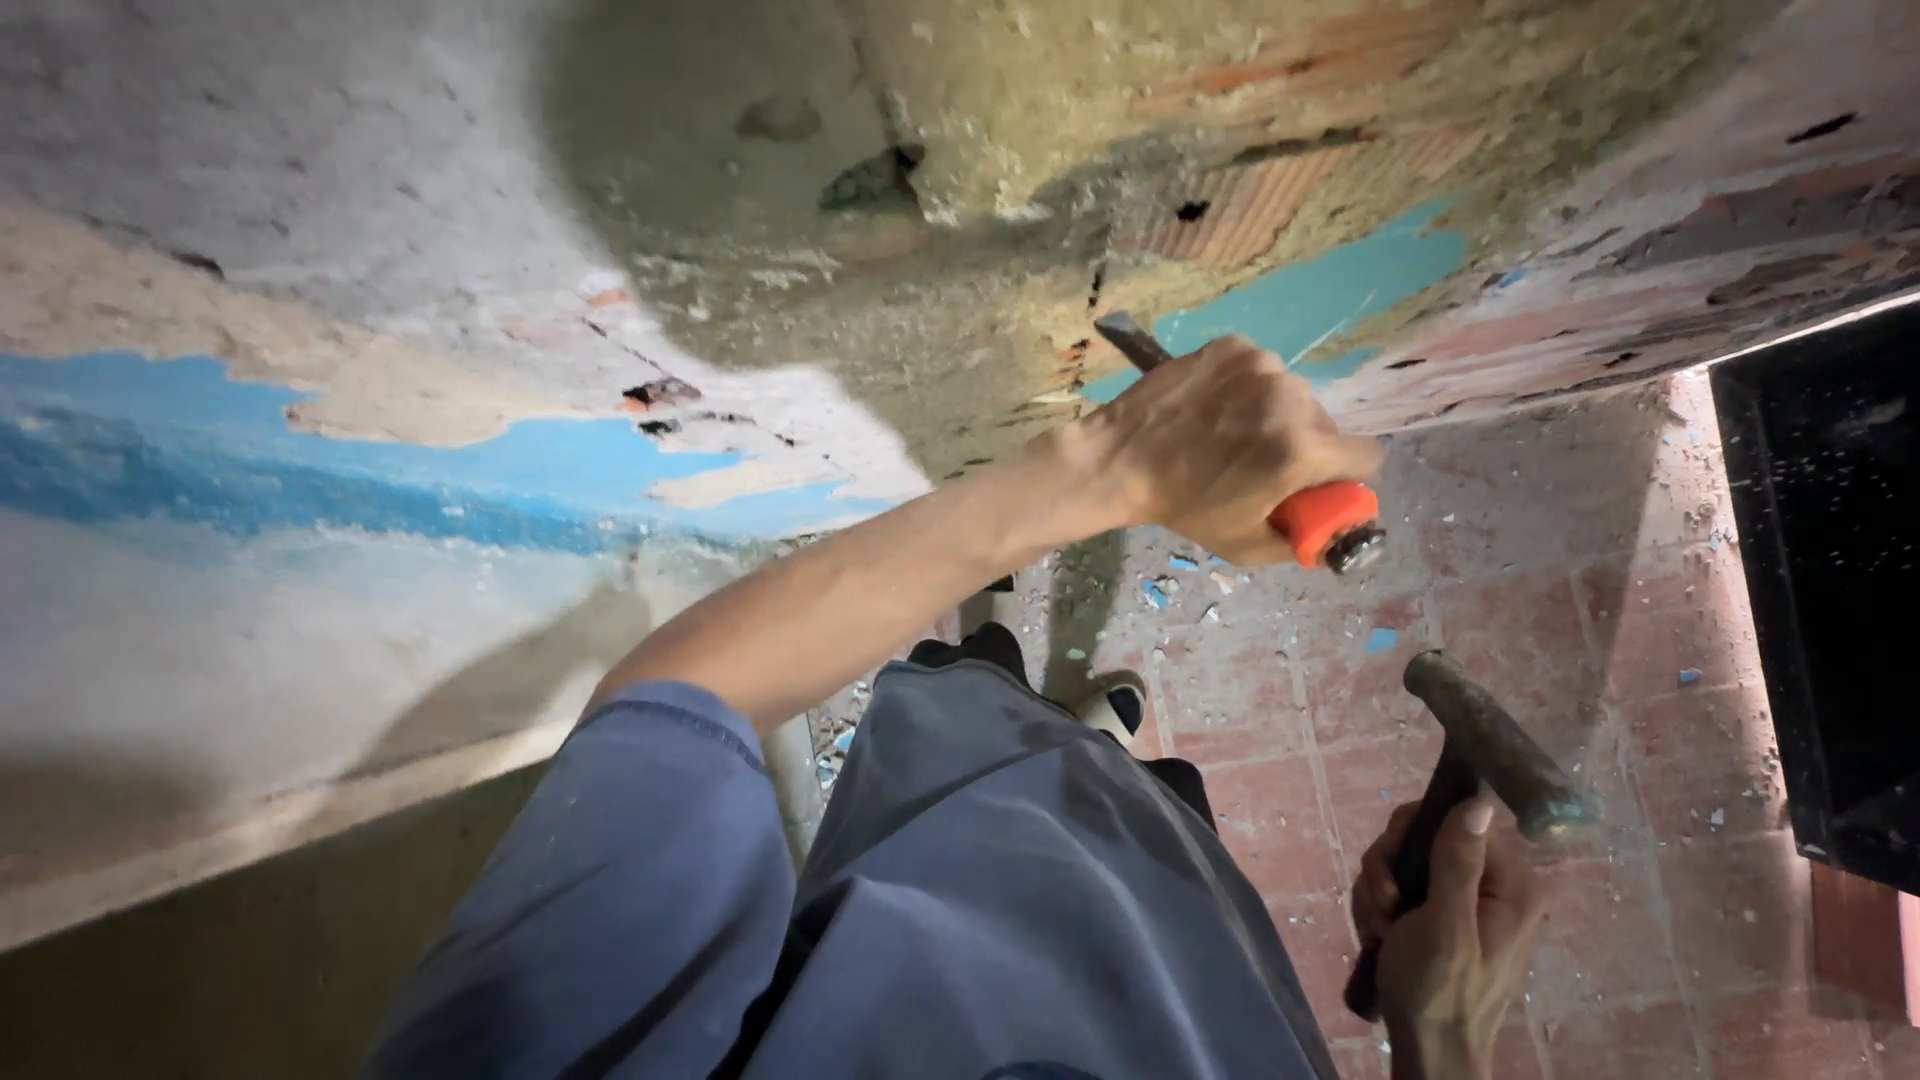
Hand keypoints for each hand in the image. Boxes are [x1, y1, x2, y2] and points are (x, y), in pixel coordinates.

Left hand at [1068, 334, 1384, 563]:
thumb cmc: (1182, 506)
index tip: (1315, 480)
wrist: (1118, 460)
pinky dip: (1245, 387)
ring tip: (1228, 432)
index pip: (1366, 456)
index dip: (1343, 474)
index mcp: (1301, 451)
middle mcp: (1291, 399)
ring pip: (1292, 394)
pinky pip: (1259, 369)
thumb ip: (1301, 541)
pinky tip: (1214, 406)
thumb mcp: (1246, 543)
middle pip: (1326, 424)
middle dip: (1305, 444)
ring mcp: (1261, 365)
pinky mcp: (1233, 346)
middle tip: (1259, 460)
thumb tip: (1332, 533)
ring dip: (1274, 413)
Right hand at [1351, 798, 1547, 1079]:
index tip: (1391, 863)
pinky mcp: (1440, 914)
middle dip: (1388, 867)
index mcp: (1511, 885)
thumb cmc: (1439, 989)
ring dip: (1378, 890)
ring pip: (1402, 860)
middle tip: (1383, 902)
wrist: (1428, 1048)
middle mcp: (1493, 886)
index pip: (1458, 818)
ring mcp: (1465, 900)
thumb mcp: (1446, 925)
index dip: (1416, 830)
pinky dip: (1379, 905)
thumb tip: (1477, 801)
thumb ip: (1458, 862)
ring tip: (1380, 928)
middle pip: (1423, 836)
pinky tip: (1379, 934)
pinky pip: (1397, 884)